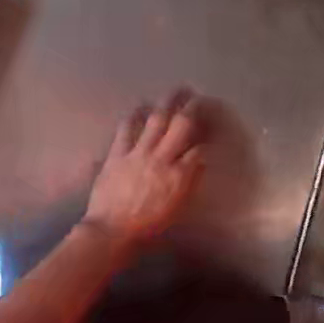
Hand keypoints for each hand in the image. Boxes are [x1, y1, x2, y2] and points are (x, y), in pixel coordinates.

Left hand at [82, 93, 204, 253]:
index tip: (212, 129)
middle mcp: (162, 158)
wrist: (112, 231)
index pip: (200, 150)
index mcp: (180, 176)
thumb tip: (197, 164)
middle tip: (199, 97)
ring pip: (157, 120)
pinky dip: (135, 115)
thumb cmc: (147, 228)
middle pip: (182, 125)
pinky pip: (128, 128)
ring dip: (169, 102)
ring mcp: (139, 153)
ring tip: (178, 90)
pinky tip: (141, 106)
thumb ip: (187, 184)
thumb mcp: (176, 208)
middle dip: (193, 108)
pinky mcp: (118, 153)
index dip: (208, 137)